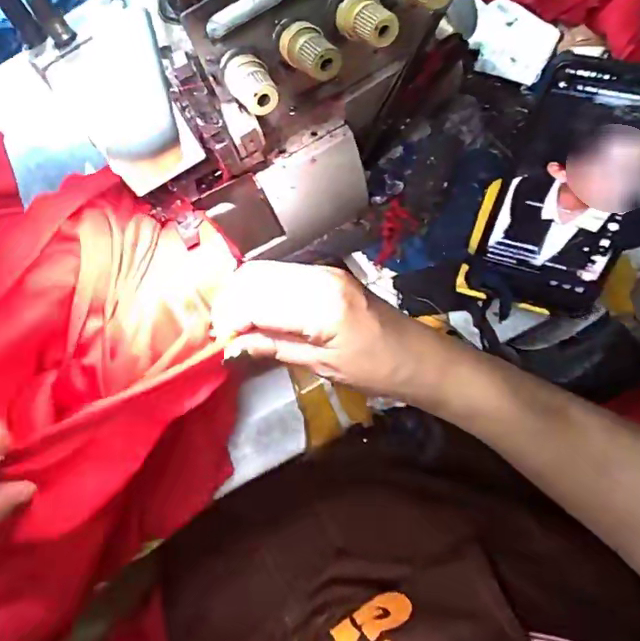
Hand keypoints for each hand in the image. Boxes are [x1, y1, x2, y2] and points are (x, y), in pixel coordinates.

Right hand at [210, 261, 452, 398]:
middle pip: (253, 278)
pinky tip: (255, 313)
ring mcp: (321, 271)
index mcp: (321, 305)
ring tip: (235, 324)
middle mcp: (318, 278)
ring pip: (261, 271)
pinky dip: (259, 290)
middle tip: (222, 332)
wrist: (420, 356)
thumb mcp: (323, 365)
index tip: (219, 341)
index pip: (256, 301)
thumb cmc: (378, 370)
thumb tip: (233, 345)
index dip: (231, 319)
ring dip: (242, 295)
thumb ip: (275, 347)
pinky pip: (278, 273)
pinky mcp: (323, 273)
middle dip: (230, 303)